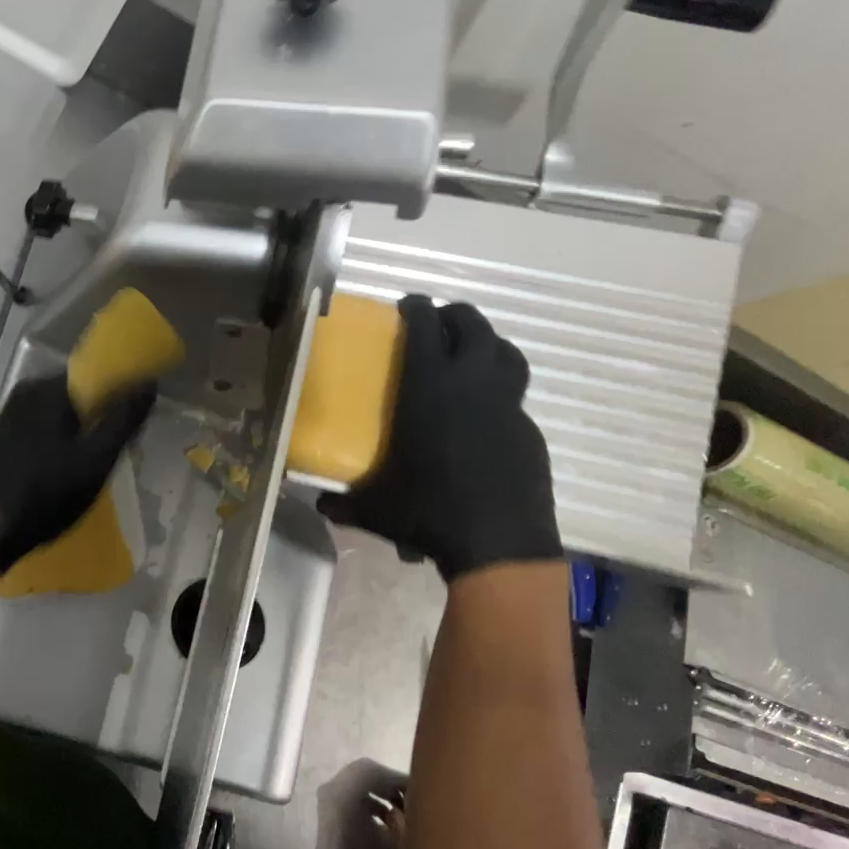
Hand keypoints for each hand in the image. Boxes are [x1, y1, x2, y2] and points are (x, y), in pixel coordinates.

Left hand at [0, 372, 155, 572]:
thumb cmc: (42, 495)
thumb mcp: (94, 462)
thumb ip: (123, 421)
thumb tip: (149, 383)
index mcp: (47, 389)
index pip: (98, 376)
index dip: (121, 396)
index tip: (135, 424)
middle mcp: (25, 393)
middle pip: (78, 397)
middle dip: (101, 418)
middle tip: (117, 452)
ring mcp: (8, 416)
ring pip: (59, 417)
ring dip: (80, 436)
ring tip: (92, 468)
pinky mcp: (0, 439)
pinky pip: (41, 432)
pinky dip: (58, 446)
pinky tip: (64, 474)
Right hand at [318, 294, 559, 580]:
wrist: (498, 543)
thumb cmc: (427, 513)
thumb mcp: (374, 509)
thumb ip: (344, 502)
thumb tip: (319, 502)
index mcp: (428, 389)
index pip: (425, 326)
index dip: (416, 307)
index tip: (407, 304)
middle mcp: (471, 385)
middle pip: (472, 325)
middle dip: (454, 316)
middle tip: (438, 322)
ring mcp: (507, 406)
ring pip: (505, 352)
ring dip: (486, 344)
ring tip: (469, 354)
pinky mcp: (528, 430)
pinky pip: (514, 397)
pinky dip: (499, 392)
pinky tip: (483, 417)